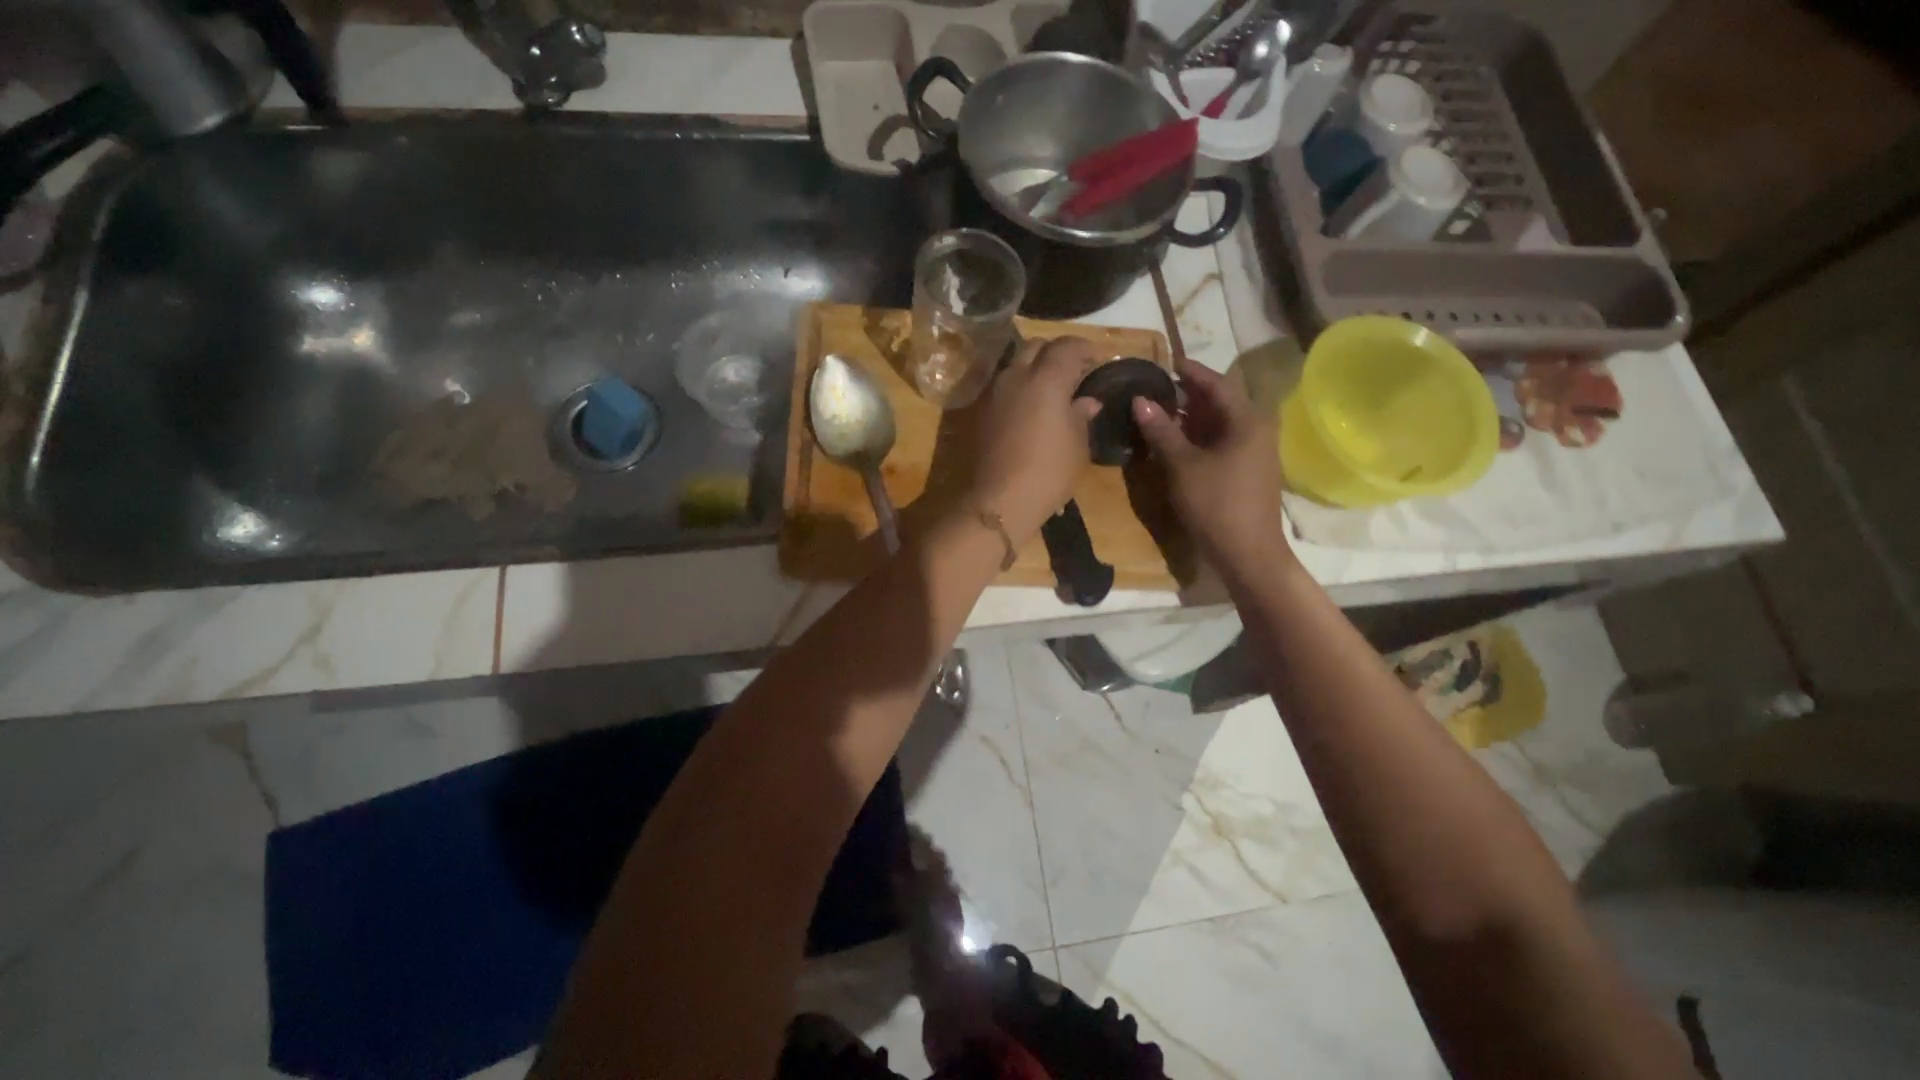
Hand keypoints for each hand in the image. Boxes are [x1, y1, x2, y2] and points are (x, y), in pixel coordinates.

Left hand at [968, 336, 1101, 540]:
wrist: (998, 501)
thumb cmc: (1048, 472)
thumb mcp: (1077, 445)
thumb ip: (1081, 416)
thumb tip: (1087, 401)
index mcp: (1046, 379)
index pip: (1067, 346)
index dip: (1085, 348)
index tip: (1097, 359)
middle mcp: (1015, 376)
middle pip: (1036, 347)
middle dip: (1056, 352)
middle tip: (1073, 370)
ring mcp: (993, 392)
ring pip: (1015, 365)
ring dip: (1034, 369)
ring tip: (1050, 389)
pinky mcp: (979, 411)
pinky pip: (1003, 387)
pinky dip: (1019, 388)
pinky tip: (1029, 408)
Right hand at [1133, 358, 1290, 576]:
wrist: (1248, 554)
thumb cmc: (1217, 505)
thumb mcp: (1182, 466)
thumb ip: (1161, 431)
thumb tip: (1139, 401)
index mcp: (1247, 421)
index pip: (1217, 384)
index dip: (1191, 372)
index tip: (1167, 362)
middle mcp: (1257, 430)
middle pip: (1221, 402)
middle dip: (1189, 394)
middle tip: (1157, 387)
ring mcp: (1255, 452)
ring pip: (1221, 424)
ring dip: (1192, 417)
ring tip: (1160, 412)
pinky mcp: (1248, 472)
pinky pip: (1223, 442)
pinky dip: (1199, 437)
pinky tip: (1176, 442)